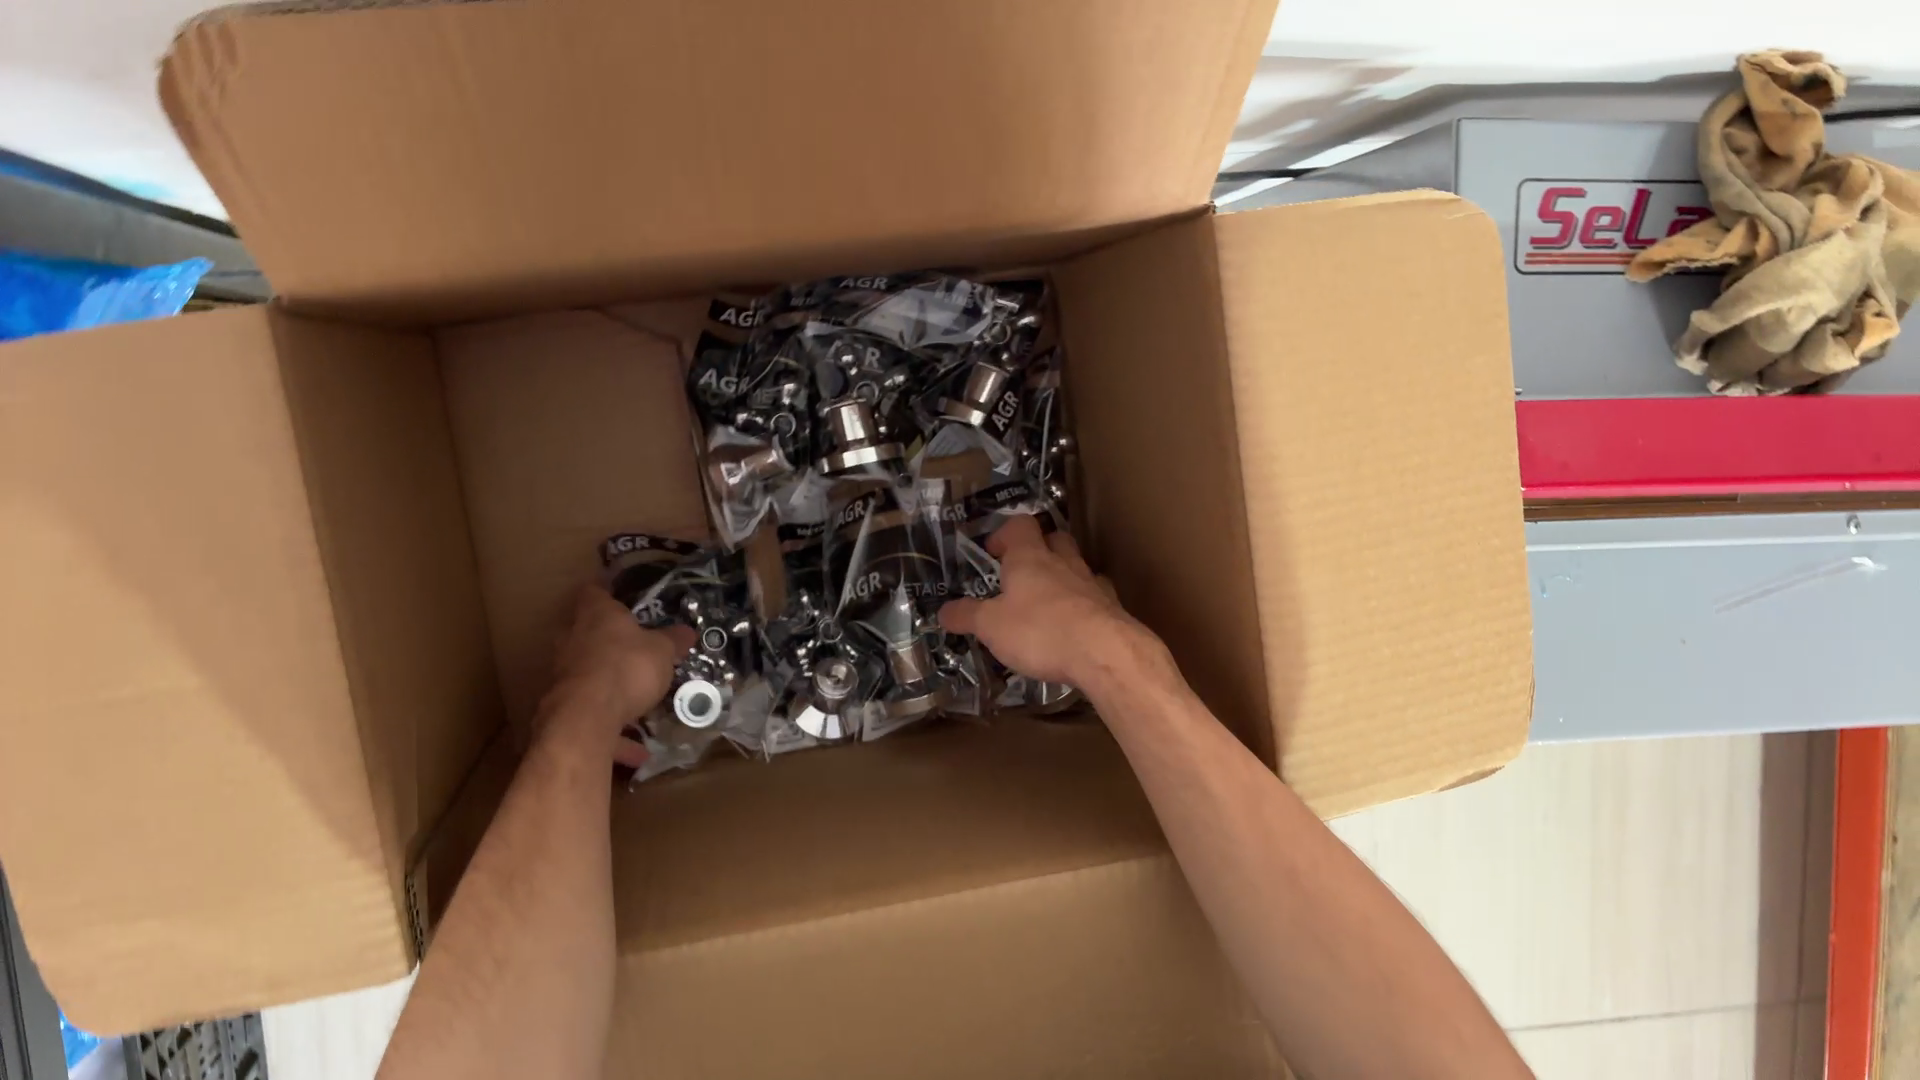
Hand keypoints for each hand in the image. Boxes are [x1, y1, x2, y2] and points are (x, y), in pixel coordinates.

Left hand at [540, 585, 692, 764]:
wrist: (585, 719)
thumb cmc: (627, 667)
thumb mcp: (663, 651)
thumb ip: (674, 641)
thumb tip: (686, 632)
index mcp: (596, 615)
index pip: (594, 591)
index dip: (606, 589)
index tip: (619, 592)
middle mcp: (572, 640)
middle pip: (586, 633)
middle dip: (608, 641)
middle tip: (634, 647)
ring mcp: (563, 675)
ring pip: (589, 676)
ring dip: (611, 689)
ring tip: (640, 705)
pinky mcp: (561, 709)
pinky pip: (594, 717)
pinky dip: (614, 733)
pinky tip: (638, 752)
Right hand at [938, 516, 1148, 686]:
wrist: (1104, 653)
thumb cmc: (1040, 630)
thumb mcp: (991, 626)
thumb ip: (967, 616)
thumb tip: (943, 611)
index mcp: (1030, 558)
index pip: (1020, 526)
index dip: (1005, 533)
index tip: (993, 552)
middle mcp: (1063, 563)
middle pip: (1055, 539)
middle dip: (1039, 548)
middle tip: (1022, 571)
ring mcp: (1092, 584)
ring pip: (1077, 567)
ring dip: (1062, 577)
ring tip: (1047, 602)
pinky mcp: (1112, 609)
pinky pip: (1095, 597)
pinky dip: (1082, 604)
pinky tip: (1074, 625)